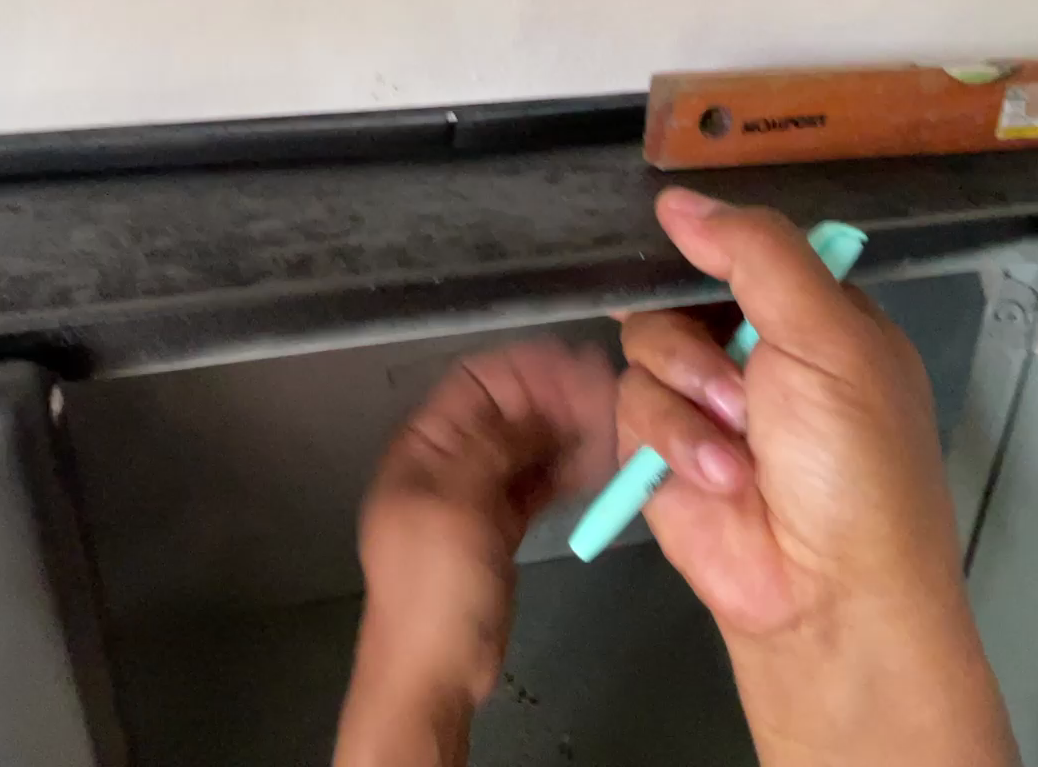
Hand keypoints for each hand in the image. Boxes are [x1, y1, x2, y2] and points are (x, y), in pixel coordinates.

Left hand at [335, 339, 616, 766]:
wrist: (432, 671)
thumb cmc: (433, 584)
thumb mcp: (455, 504)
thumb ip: (492, 446)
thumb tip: (537, 404)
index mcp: (425, 445)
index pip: (475, 383)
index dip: (524, 370)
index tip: (573, 366)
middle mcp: (450, 459)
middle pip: (506, 412)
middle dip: (553, 399)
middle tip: (606, 395)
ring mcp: (477, 491)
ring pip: (526, 445)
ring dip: (565, 433)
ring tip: (612, 425)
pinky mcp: (501, 522)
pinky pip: (536, 482)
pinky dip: (564, 471)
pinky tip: (598, 465)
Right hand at [618, 188, 1014, 765]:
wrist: (822, 591)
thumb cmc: (850, 458)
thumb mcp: (828, 338)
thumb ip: (756, 255)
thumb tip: (675, 198)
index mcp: (804, 313)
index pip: (737, 248)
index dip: (705, 243)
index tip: (674, 236)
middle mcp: (747, 347)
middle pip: (673, 294)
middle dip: (695, 341)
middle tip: (737, 384)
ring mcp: (697, 394)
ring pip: (643, 345)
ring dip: (688, 396)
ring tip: (736, 443)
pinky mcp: (656, 440)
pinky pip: (630, 402)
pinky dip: (671, 439)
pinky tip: (716, 476)